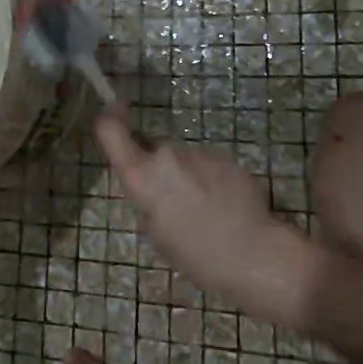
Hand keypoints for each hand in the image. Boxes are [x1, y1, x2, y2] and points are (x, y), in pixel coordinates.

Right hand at [94, 109, 325, 326]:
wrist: (253, 254)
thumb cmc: (194, 252)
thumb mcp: (154, 230)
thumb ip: (147, 197)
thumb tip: (153, 186)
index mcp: (139, 175)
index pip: (110, 130)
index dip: (109, 117)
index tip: (114, 109)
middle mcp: (166, 155)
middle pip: (155, 148)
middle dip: (159, 165)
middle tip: (173, 198)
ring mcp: (200, 153)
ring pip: (185, 158)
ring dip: (188, 174)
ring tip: (205, 207)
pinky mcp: (228, 159)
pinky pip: (211, 164)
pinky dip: (213, 179)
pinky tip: (226, 205)